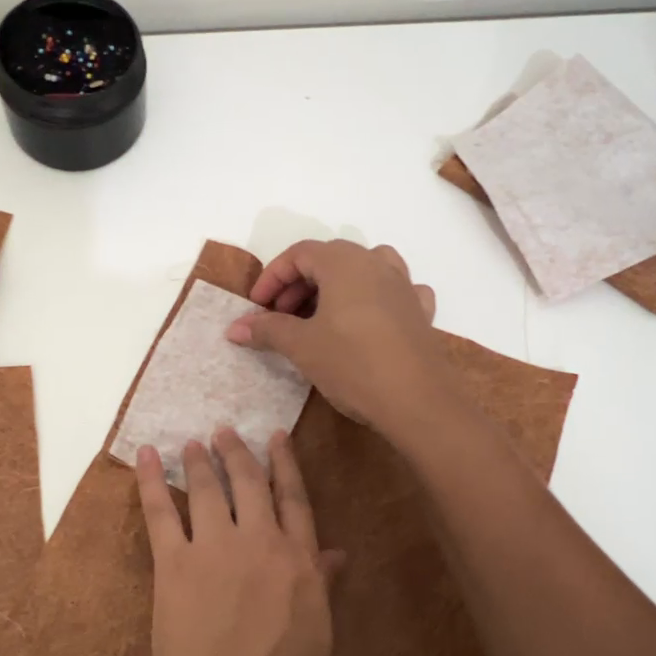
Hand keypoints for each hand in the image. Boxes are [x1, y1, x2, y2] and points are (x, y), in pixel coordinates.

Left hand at [138, 428, 340, 655]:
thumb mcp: (319, 634)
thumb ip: (322, 586)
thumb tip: (335, 555)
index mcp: (300, 560)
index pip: (295, 499)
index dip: (285, 464)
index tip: (277, 436)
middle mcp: (259, 541)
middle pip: (249, 483)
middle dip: (237, 452)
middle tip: (225, 431)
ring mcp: (214, 546)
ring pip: (207, 488)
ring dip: (199, 460)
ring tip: (193, 441)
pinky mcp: (174, 560)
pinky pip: (160, 510)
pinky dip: (150, 480)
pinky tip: (146, 454)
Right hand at [226, 240, 449, 434]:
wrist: (417, 401)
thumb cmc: (352, 364)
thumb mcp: (301, 346)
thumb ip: (267, 330)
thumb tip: (234, 327)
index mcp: (344, 263)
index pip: (298, 254)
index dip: (272, 277)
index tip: (256, 307)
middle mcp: (376, 264)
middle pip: (330, 259)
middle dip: (299, 285)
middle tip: (280, 317)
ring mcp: (404, 286)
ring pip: (364, 269)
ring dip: (336, 287)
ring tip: (320, 316)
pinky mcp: (420, 312)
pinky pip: (395, 291)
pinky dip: (375, 299)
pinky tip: (369, 320)